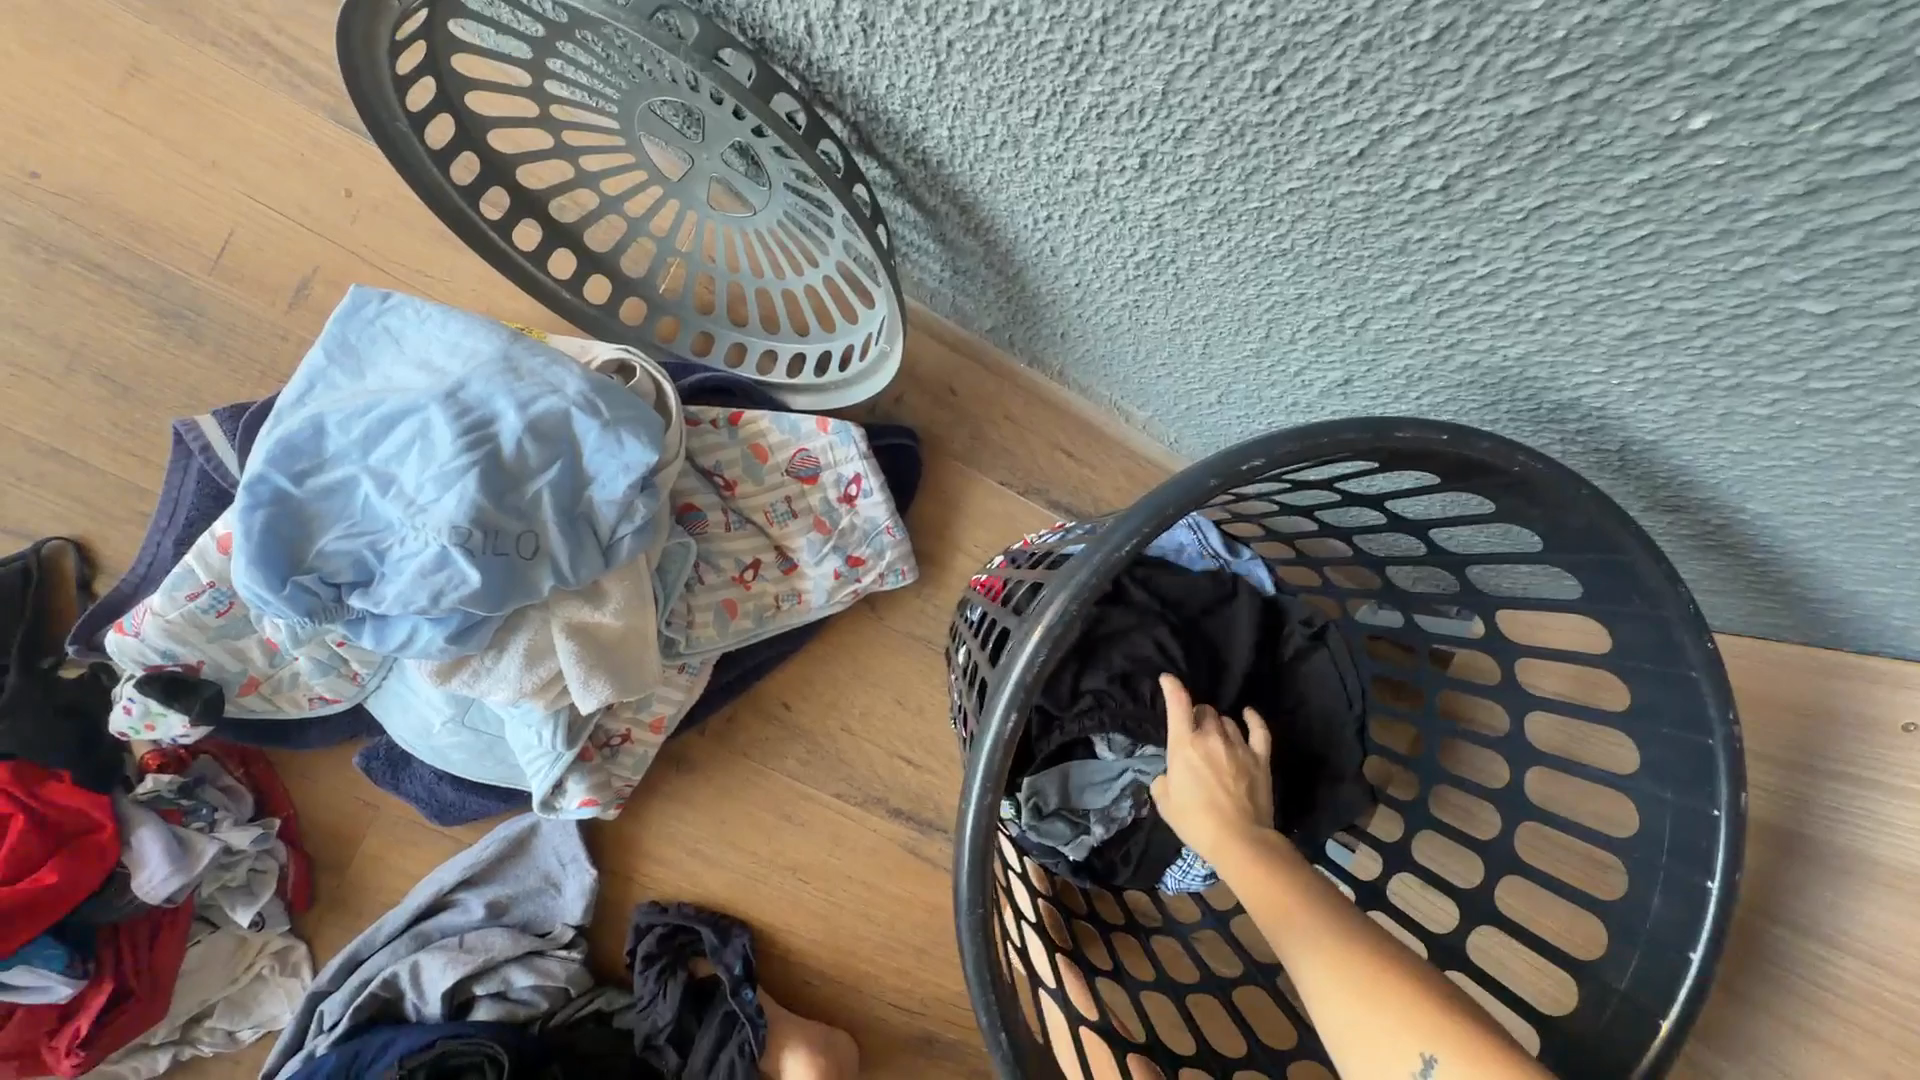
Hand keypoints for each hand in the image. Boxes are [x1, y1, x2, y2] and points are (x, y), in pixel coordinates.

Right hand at [1150, 673, 1276, 862]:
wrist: (1239, 840)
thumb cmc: (1195, 822)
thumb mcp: (1164, 803)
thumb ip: (1162, 781)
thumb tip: (1169, 776)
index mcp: (1184, 745)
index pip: (1177, 704)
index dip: (1172, 687)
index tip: (1167, 679)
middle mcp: (1211, 737)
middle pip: (1204, 711)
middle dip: (1197, 716)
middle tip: (1193, 731)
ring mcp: (1238, 746)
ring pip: (1227, 721)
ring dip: (1218, 724)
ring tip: (1216, 736)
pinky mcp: (1260, 758)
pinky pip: (1258, 730)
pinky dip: (1253, 719)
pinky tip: (1248, 713)